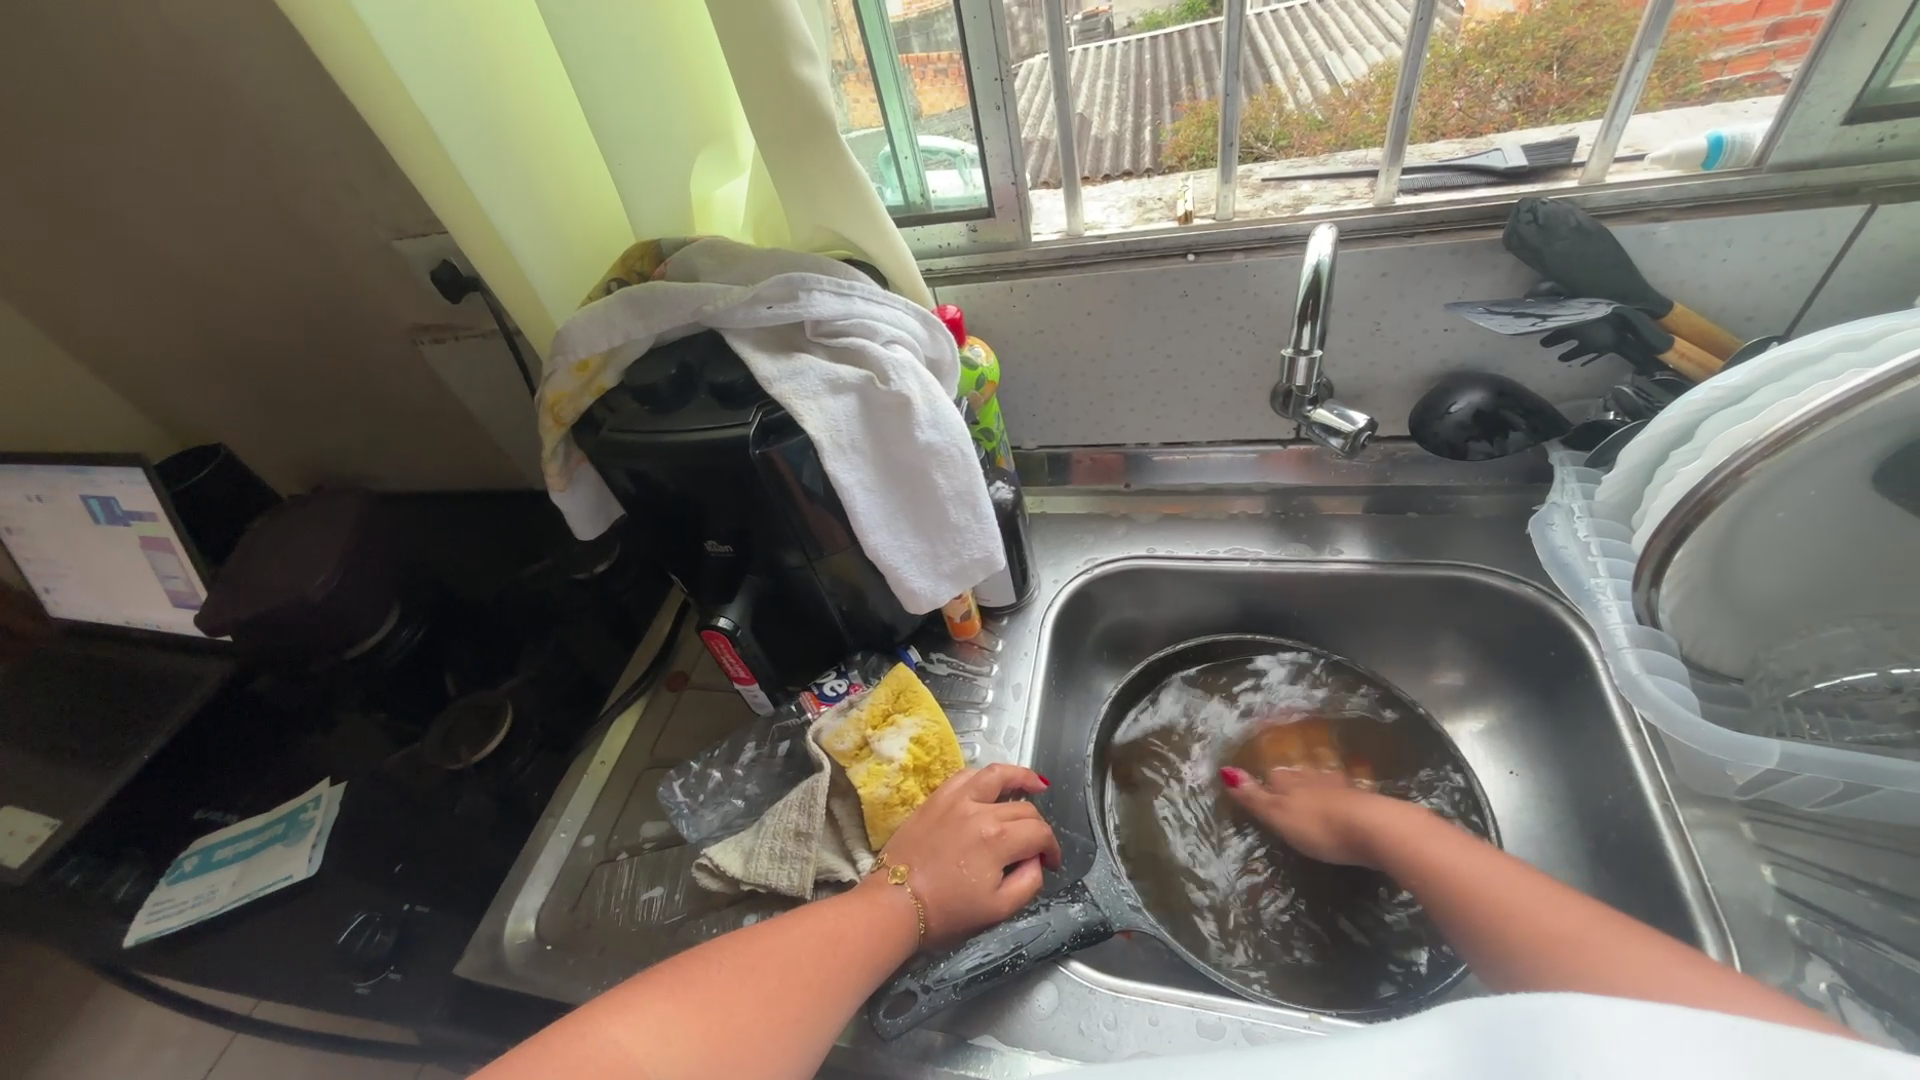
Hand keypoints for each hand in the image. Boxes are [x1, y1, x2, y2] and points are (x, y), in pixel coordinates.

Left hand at [873, 765, 1061, 947]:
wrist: (896, 903)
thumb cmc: (946, 911)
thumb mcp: (998, 909)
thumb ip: (1028, 882)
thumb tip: (1036, 861)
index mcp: (998, 839)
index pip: (1039, 833)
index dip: (1052, 848)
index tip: (1051, 862)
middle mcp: (980, 810)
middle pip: (1023, 808)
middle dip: (1038, 827)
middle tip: (1037, 846)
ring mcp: (956, 799)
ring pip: (996, 775)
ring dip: (1020, 777)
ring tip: (1035, 783)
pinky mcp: (936, 797)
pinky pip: (965, 776)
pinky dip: (984, 776)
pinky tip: (991, 783)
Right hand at [1219, 765, 1421, 868]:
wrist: (1376, 829)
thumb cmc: (1318, 826)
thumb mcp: (1277, 815)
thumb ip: (1253, 795)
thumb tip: (1224, 770)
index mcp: (1290, 783)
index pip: (1274, 776)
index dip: (1267, 779)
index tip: (1264, 779)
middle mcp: (1314, 779)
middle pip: (1301, 773)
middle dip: (1296, 774)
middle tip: (1293, 773)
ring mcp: (1344, 788)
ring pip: (1328, 778)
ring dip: (1324, 776)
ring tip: (1323, 774)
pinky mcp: (1369, 801)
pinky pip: (1356, 789)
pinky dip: (1353, 788)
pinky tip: (1357, 788)